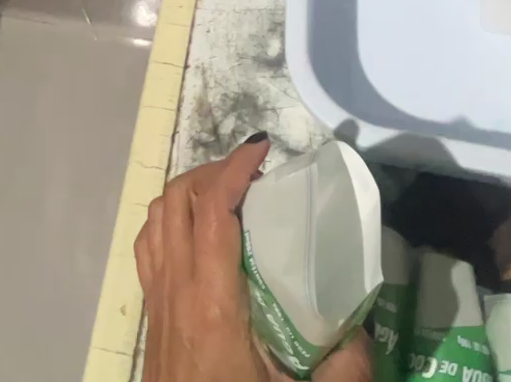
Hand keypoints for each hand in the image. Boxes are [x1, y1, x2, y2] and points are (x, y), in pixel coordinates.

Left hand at [134, 136, 370, 381]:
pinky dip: (169, 219)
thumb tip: (362, 325)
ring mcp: (156, 296)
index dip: (233, 169)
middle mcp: (175, 287)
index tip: (261, 150)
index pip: (212, 210)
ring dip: (187, 191)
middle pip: (176, 199)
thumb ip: (345, 366)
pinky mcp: (149, 311)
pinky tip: (196, 231)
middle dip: (211, 171)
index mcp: (212, 301)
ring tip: (225, 191)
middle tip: (251, 172)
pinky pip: (148, 244)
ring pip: (156, 216)